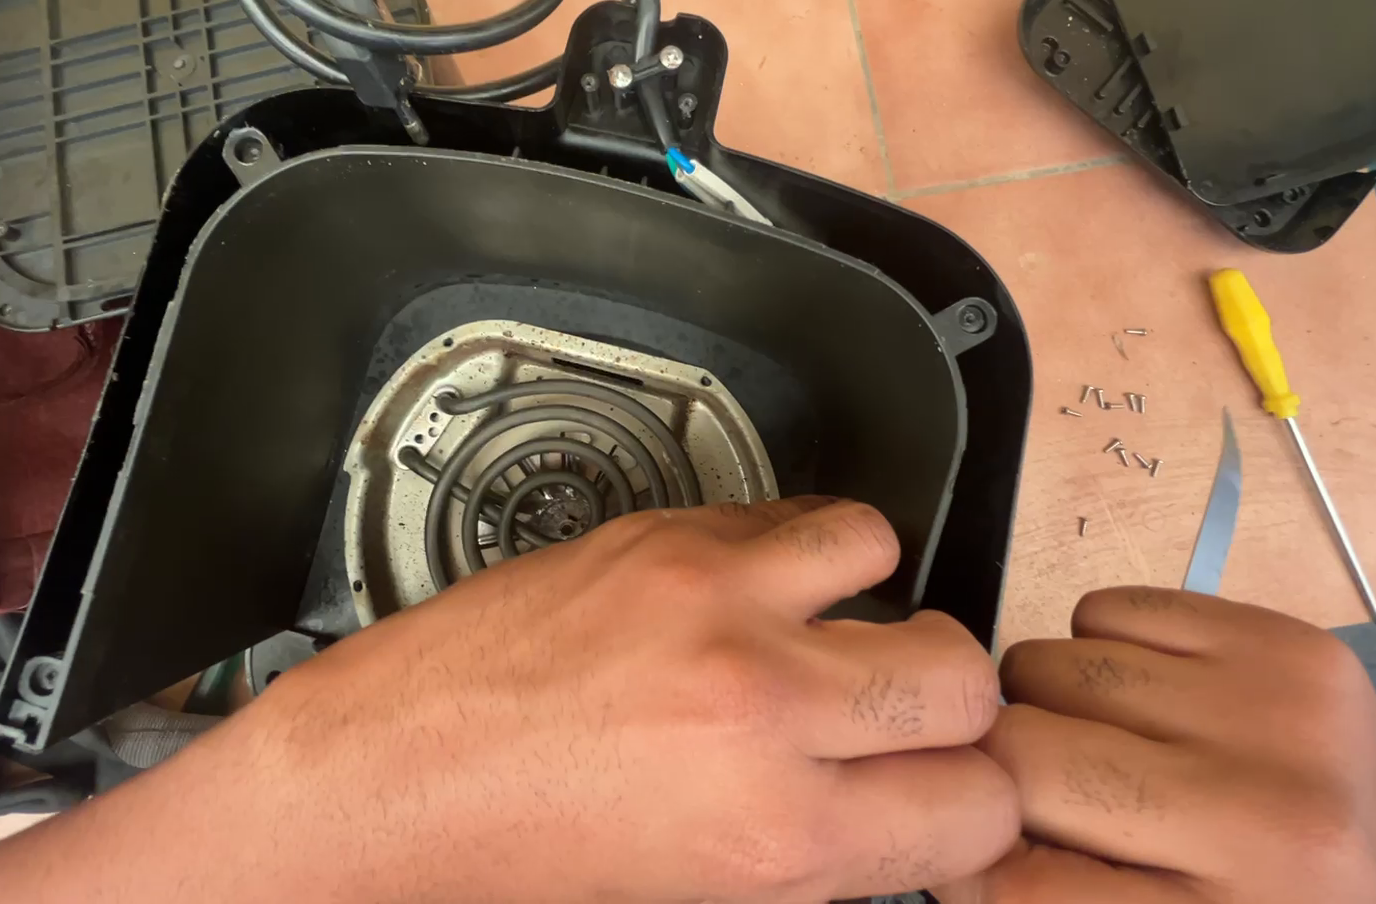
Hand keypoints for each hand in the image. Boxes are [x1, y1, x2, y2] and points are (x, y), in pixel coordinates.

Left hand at [0, 500, 1017, 903]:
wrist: (398, 764)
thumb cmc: (527, 841)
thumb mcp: (704, 886)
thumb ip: (819, 836)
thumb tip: (894, 793)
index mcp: (778, 836)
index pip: (977, 807)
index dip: (971, 792)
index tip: (944, 773)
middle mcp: (761, 703)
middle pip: (960, 669)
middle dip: (943, 688)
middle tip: (894, 690)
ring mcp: (711, 597)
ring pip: (881, 549)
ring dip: (867, 586)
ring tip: (820, 612)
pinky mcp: (663, 532)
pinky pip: (786, 510)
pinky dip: (792, 543)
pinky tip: (749, 579)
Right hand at [941, 587, 1375, 903]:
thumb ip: (1040, 893)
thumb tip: (941, 832)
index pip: (1013, 876)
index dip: (977, 857)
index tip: (988, 849)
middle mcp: (1271, 820)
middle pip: (1019, 749)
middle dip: (1010, 763)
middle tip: (1053, 787)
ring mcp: (1282, 714)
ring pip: (1044, 662)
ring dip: (1047, 698)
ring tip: (1109, 738)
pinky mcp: (1284, 639)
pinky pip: (1100, 607)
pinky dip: (1098, 645)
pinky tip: (1153, 694)